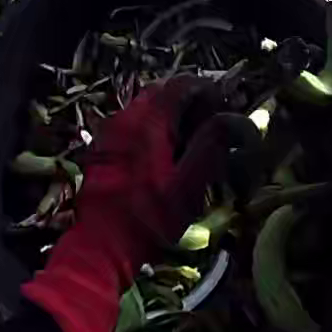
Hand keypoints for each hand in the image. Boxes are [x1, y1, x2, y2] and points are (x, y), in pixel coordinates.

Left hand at [21, 77, 247, 331]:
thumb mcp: (187, 188)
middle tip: (207, 123)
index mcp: (149, 121)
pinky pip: (131, 122)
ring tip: (187, 139)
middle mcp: (126, 116)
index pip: (182, 84)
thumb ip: (210, 148)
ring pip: (145, 105)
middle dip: (188, 101)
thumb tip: (233, 118)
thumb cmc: (148, 218)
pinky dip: (151, 126)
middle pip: (162, 91)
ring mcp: (111, 130)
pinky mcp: (102, 145)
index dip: (206, 90)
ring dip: (169, 113)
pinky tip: (162, 153)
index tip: (223, 107)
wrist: (99, 246)